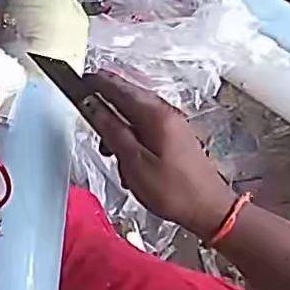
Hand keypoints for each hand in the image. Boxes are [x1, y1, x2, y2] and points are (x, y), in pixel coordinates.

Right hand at [79, 72, 238, 234]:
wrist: (209, 209)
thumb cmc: (172, 190)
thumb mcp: (134, 162)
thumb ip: (112, 131)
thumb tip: (94, 107)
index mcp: (155, 116)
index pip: (120, 89)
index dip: (97, 83)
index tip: (81, 80)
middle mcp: (166, 113)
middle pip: (129, 96)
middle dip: (106, 100)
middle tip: (87, 107)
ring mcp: (173, 124)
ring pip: (136, 112)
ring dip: (117, 122)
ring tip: (106, 145)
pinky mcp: (175, 136)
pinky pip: (146, 124)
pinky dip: (130, 132)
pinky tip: (125, 154)